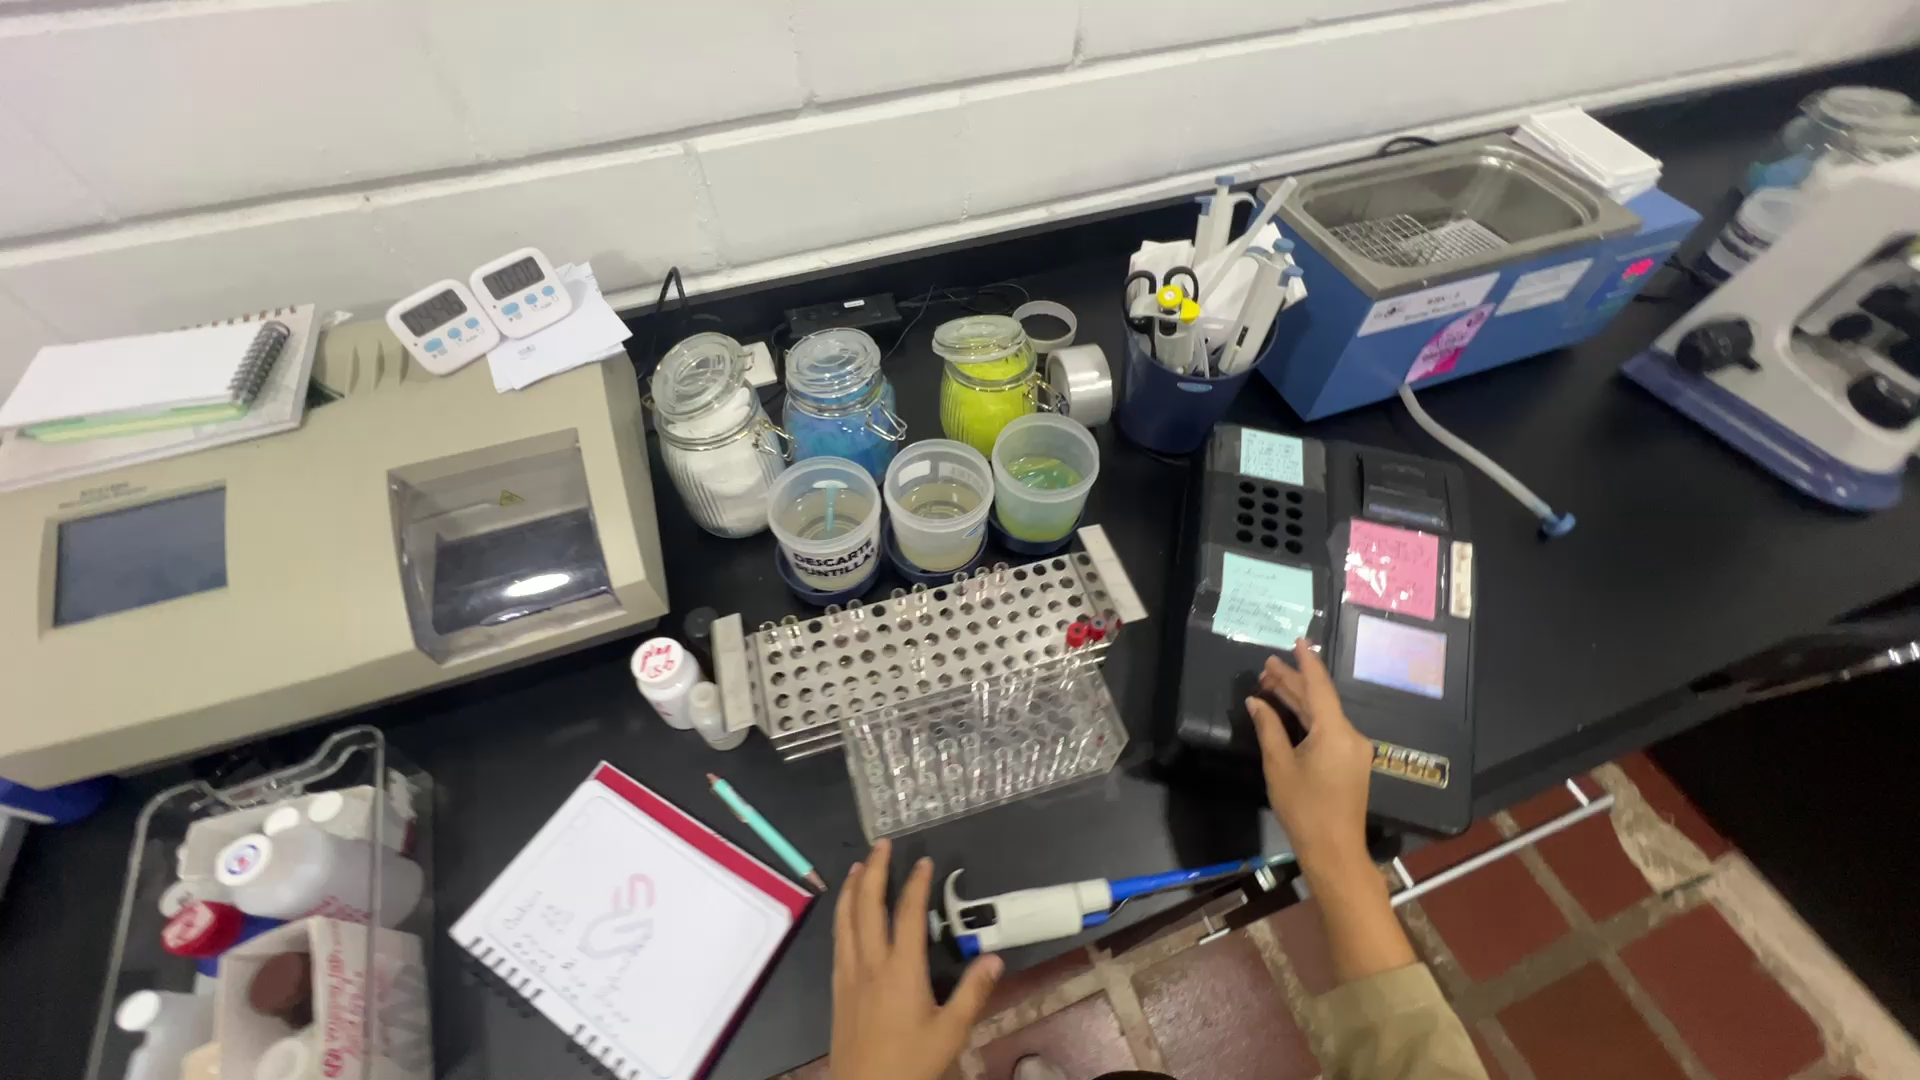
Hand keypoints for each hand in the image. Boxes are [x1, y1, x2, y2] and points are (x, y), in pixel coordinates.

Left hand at [830, 839, 1002, 1079]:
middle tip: (883, 844)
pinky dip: (841, 914)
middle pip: (868, 905)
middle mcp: (871, 962)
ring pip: (845, 919)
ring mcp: (850, 973)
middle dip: (875, 870)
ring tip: (859, 865)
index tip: (923, 860)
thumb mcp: (950, 1034)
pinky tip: (844, 912)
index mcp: (901, 969)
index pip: (908, 913)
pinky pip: (837, 939)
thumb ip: (972, 993)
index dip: (915, 883)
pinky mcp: (838, 988)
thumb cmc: (910, 1064)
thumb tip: (993, 957)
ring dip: (852, 887)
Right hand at [1245, 639, 1375, 876]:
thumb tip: (1257, 702)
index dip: (1307, 662)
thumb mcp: (1278, 765)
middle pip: (1319, 699)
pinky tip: (1287, 710)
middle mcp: (1350, 735)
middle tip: (1265, 667)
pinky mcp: (1349, 761)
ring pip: (1322, 714)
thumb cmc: (1303, 807)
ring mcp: (1352, 749)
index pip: (1319, 687)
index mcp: (1335, 732)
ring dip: (1297, 699)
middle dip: (1293, 681)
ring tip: (1270, 683)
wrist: (1334, 850)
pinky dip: (1306, 717)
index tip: (1298, 641)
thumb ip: (1268, 727)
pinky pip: (1327, 729)